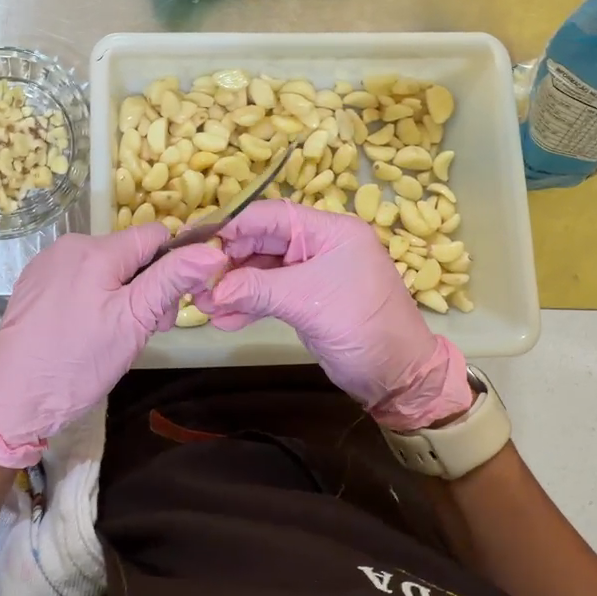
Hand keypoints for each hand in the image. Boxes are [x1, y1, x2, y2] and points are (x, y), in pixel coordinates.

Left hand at [0, 224, 227, 467]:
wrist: (10, 399)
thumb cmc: (77, 361)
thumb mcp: (133, 322)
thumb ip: (171, 281)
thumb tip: (213, 251)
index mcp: (96, 249)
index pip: (154, 235)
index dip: (173, 265)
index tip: (170, 306)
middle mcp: (70, 245)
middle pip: (130, 253)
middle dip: (146, 287)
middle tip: (141, 332)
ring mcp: (48, 264)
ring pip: (106, 268)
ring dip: (121, 296)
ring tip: (111, 339)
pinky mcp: (34, 284)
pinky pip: (79, 280)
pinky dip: (92, 300)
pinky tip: (85, 334)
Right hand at [194, 200, 473, 430]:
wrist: (400, 379)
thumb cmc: (362, 327)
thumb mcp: (307, 302)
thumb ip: (256, 289)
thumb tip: (210, 291)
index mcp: (329, 230)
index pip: (271, 216)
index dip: (233, 227)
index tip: (198, 243)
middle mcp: (320, 244)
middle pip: (262, 241)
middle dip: (229, 262)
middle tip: (196, 280)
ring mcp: (312, 272)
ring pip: (263, 269)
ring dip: (235, 287)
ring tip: (204, 305)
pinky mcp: (307, 299)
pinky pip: (270, 293)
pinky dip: (248, 305)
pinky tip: (224, 320)